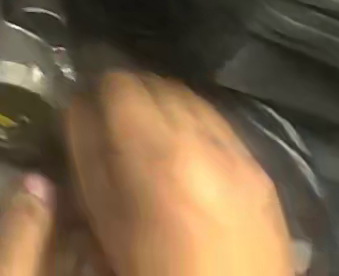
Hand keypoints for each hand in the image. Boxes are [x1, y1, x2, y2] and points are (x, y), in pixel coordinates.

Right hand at [66, 72, 291, 275]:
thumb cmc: (153, 275)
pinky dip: (195, 124)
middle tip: (118, 122)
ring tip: (152, 136)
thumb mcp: (105, 221)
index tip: (94, 106)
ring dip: (164, 105)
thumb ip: (87, 153)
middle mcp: (199, 137)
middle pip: (154, 82)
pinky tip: (187, 154)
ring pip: (188, 96)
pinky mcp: (259, 168)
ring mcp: (235, 150)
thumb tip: (79, 106)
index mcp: (155, 151)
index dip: (101, 89)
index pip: (120, 83)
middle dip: (132, 95)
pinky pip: (218, 123)